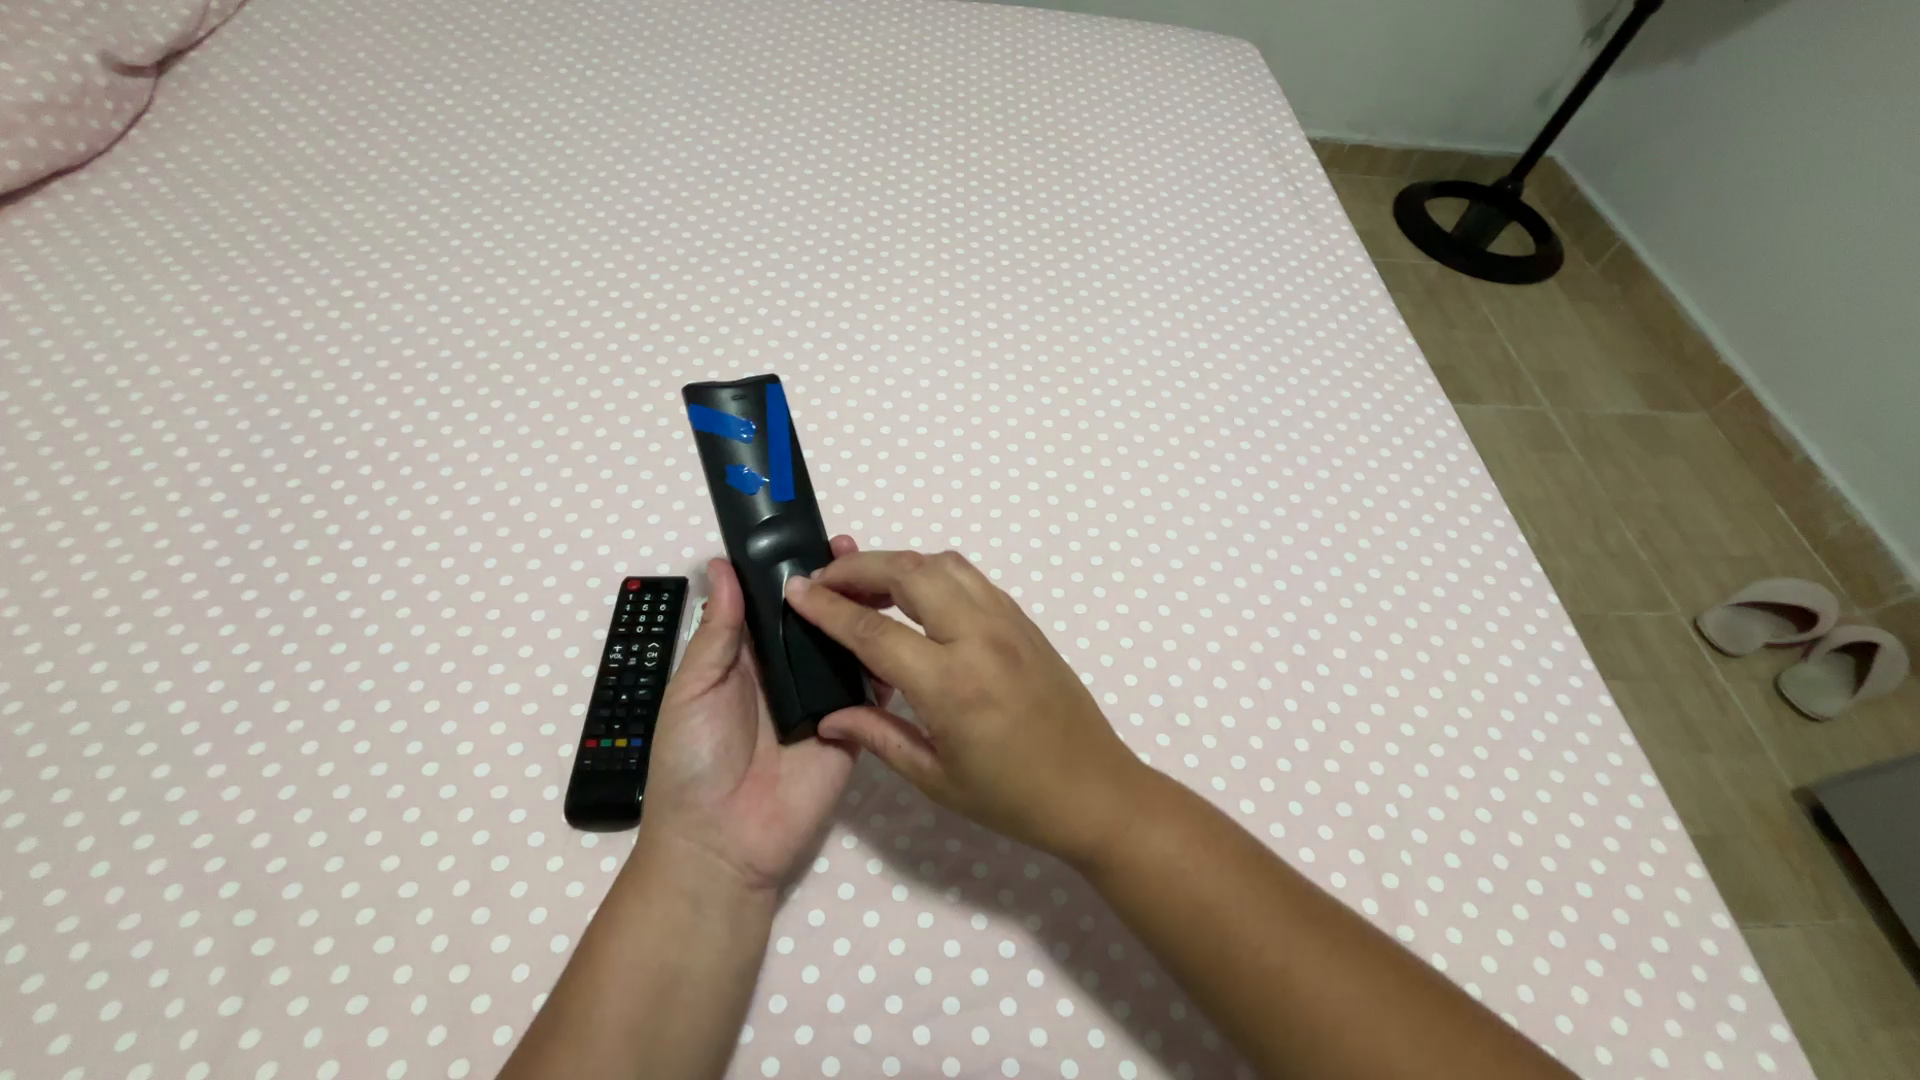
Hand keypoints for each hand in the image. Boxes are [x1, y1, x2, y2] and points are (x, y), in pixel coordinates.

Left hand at [638, 541, 861, 891]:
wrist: (722, 844)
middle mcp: (789, 673)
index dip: (792, 570)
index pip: (775, 604)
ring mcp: (824, 700)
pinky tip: (903, 631)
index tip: (813, 535)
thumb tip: (722, 566)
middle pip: (818, 620)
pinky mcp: (853, 728)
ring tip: (884, 578)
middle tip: (856, 549)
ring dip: (865, 613)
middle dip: (836, 583)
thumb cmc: (693, 762)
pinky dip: (888, 662)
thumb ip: (718, 632)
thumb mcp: (693, 689)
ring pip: (849, 648)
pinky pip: (874, 691)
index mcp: (747, 660)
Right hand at [783, 550, 1147, 864]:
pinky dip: (933, 573)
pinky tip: (916, 598)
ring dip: (898, 563)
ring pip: (943, 563)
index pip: (873, 630)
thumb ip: (877, 736)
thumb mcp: (936, 778)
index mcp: (951, 684)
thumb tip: (828, 716)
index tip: (796, 591)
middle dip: (859, 567)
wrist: (1095, 790)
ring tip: (866, 586)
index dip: (828, 608)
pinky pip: (971, 578)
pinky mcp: (1024, 620)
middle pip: (909, 573)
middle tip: (825, 579)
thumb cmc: (1013, 797)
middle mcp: (979, 637)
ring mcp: (1007, 622)